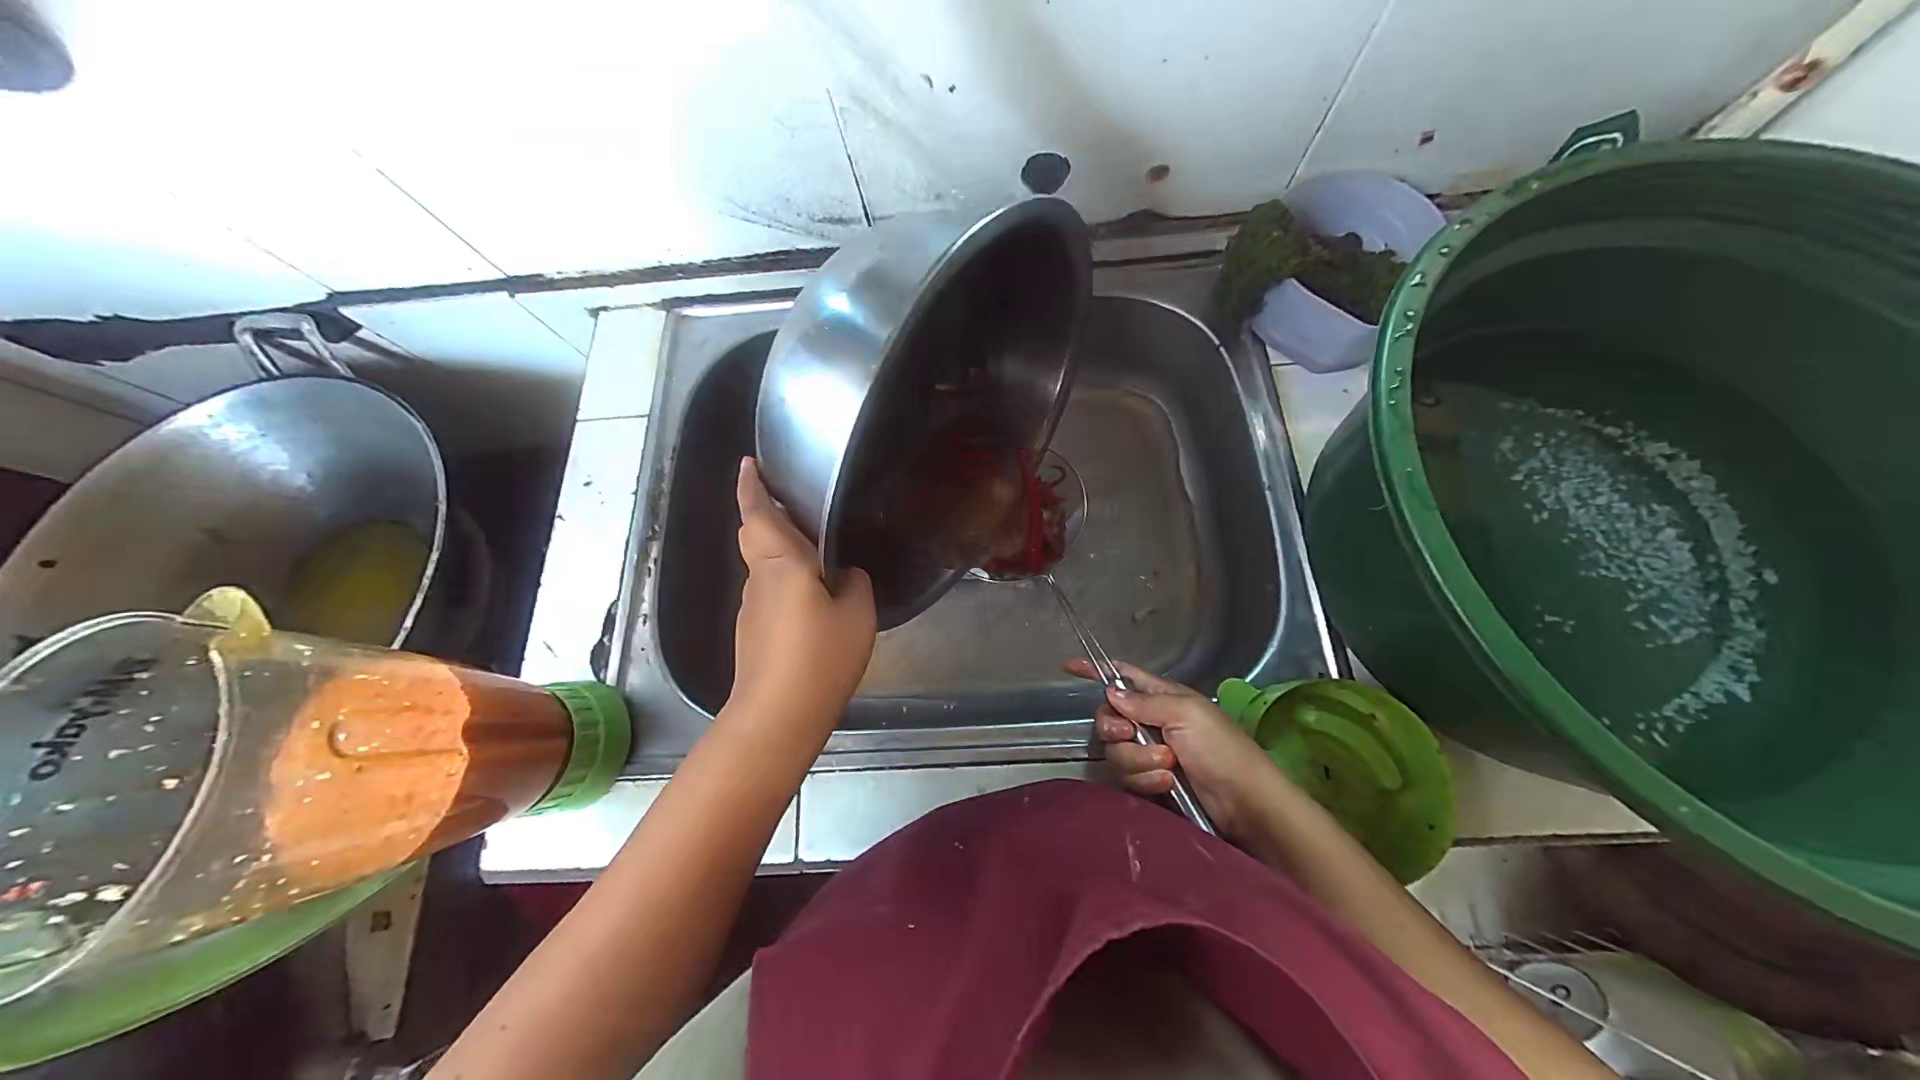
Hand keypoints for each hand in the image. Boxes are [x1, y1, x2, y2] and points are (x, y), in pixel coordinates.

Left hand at [730, 458, 875, 728]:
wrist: (777, 715)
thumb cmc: (820, 657)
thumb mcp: (857, 614)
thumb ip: (854, 583)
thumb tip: (845, 573)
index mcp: (781, 564)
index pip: (758, 514)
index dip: (751, 486)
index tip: (749, 463)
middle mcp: (759, 580)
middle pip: (756, 536)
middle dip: (767, 514)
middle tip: (797, 504)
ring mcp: (751, 609)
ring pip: (764, 567)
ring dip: (782, 551)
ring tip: (818, 554)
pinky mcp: (753, 633)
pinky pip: (770, 593)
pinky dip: (786, 583)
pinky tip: (813, 601)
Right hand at [1066, 658, 1288, 841]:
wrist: (1245, 804)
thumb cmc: (1222, 749)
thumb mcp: (1187, 713)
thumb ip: (1145, 703)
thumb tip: (1111, 693)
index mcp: (1162, 697)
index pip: (1123, 676)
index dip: (1097, 670)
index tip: (1069, 666)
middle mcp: (1151, 722)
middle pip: (1109, 718)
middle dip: (1117, 729)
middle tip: (1133, 734)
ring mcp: (1150, 753)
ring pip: (1116, 751)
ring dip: (1139, 760)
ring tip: (1168, 766)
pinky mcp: (1150, 781)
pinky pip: (1127, 776)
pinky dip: (1145, 779)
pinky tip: (1166, 783)